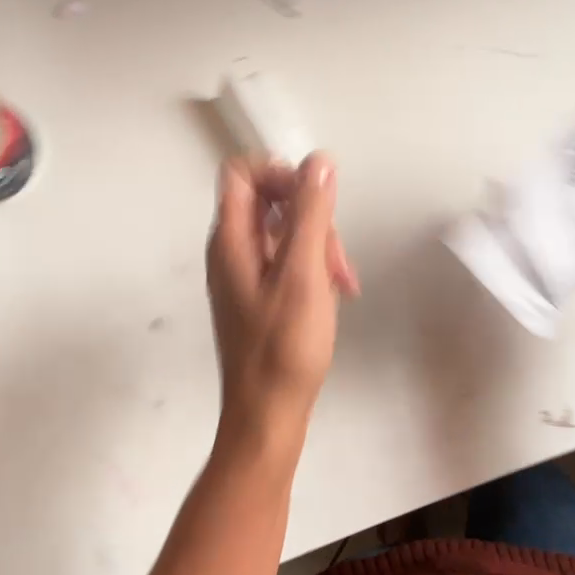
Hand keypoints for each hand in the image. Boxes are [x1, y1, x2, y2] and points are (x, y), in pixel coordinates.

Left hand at [207, 154, 359, 428]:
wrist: (267, 414)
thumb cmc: (284, 348)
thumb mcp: (303, 274)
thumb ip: (310, 214)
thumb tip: (318, 161)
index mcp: (231, 240)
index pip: (241, 172)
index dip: (280, 172)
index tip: (314, 198)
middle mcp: (232, 251)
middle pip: (270, 200)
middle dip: (311, 217)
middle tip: (336, 256)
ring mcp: (246, 275)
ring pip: (285, 233)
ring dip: (320, 246)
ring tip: (343, 283)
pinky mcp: (261, 297)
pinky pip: (288, 262)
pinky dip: (314, 269)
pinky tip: (336, 296)